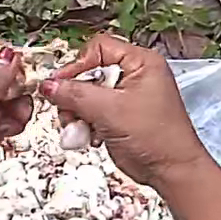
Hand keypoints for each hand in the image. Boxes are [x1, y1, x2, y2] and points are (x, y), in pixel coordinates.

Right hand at [41, 35, 209, 187]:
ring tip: (80, 129)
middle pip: (89, 72)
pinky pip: (92, 111)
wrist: (171, 171)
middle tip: (69, 112)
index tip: (62, 84)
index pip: (99, 48)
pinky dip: (86, 124)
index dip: (78, 65)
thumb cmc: (157, 138)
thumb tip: (49, 85)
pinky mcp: (120, 115)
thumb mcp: (110, 111)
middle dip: (76, 95)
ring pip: (87, 94)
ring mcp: (127, 96)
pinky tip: (91, 137)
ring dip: (78, 113)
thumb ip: (75, 95)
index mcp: (142, 62)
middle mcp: (135, 75)